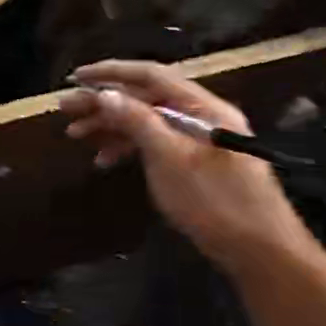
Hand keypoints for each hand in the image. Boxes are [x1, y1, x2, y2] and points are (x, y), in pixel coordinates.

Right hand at [63, 61, 313, 273]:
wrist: (260, 253)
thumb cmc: (215, 202)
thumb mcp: (169, 159)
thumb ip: (137, 121)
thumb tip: (105, 93)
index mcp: (203, 108)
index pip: (151, 76)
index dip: (111, 72)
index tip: (76, 77)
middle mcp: (202, 117)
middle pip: (144, 98)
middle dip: (103, 103)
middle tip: (65, 109)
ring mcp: (198, 140)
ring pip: (145, 121)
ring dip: (109, 126)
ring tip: (74, 134)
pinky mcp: (193, 162)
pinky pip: (153, 143)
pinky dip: (126, 147)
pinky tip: (103, 161)